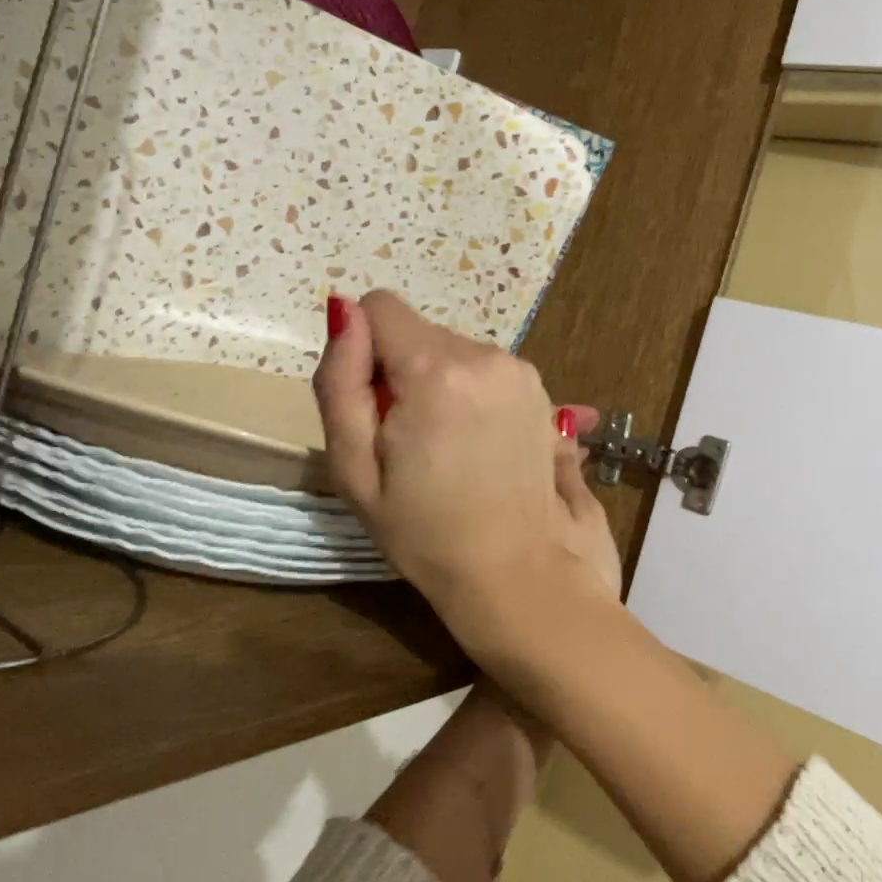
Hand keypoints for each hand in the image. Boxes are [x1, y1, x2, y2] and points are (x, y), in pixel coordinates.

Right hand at [313, 290, 617, 653]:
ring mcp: (521, 372)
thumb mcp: (355, 470)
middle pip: (419, 333)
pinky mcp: (542, 392)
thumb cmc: (426, 535)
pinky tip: (476, 449)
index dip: (362, 353)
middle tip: (408, 444)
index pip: (379, 307)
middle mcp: (486, 356)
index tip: (373, 408)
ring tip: (446, 452)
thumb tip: (343, 310)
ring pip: (454, 352)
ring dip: (439, 386)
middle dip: (402, 373)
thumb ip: (339, 382)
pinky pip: (486, 372)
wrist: (519, 574)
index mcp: (436, 371)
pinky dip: (471, 396)